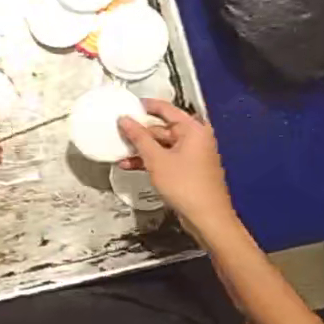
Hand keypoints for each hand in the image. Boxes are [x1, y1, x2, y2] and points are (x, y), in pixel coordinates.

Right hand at [117, 99, 236, 232]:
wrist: (206, 216)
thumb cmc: (184, 184)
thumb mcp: (156, 160)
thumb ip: (138, 138)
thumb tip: (124, 119)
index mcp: (193, 129)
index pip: (166, 109)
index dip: (145, 106)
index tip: (126, 106)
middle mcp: (195, 137)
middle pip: (162, 128)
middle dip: (140, 133)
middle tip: (118, 134)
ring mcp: (192, 154)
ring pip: (162, 145)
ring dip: (141, 149)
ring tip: (119, 153)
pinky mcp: (188, 169)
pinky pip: (166, 158)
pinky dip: (150, 161)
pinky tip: (130, 166)